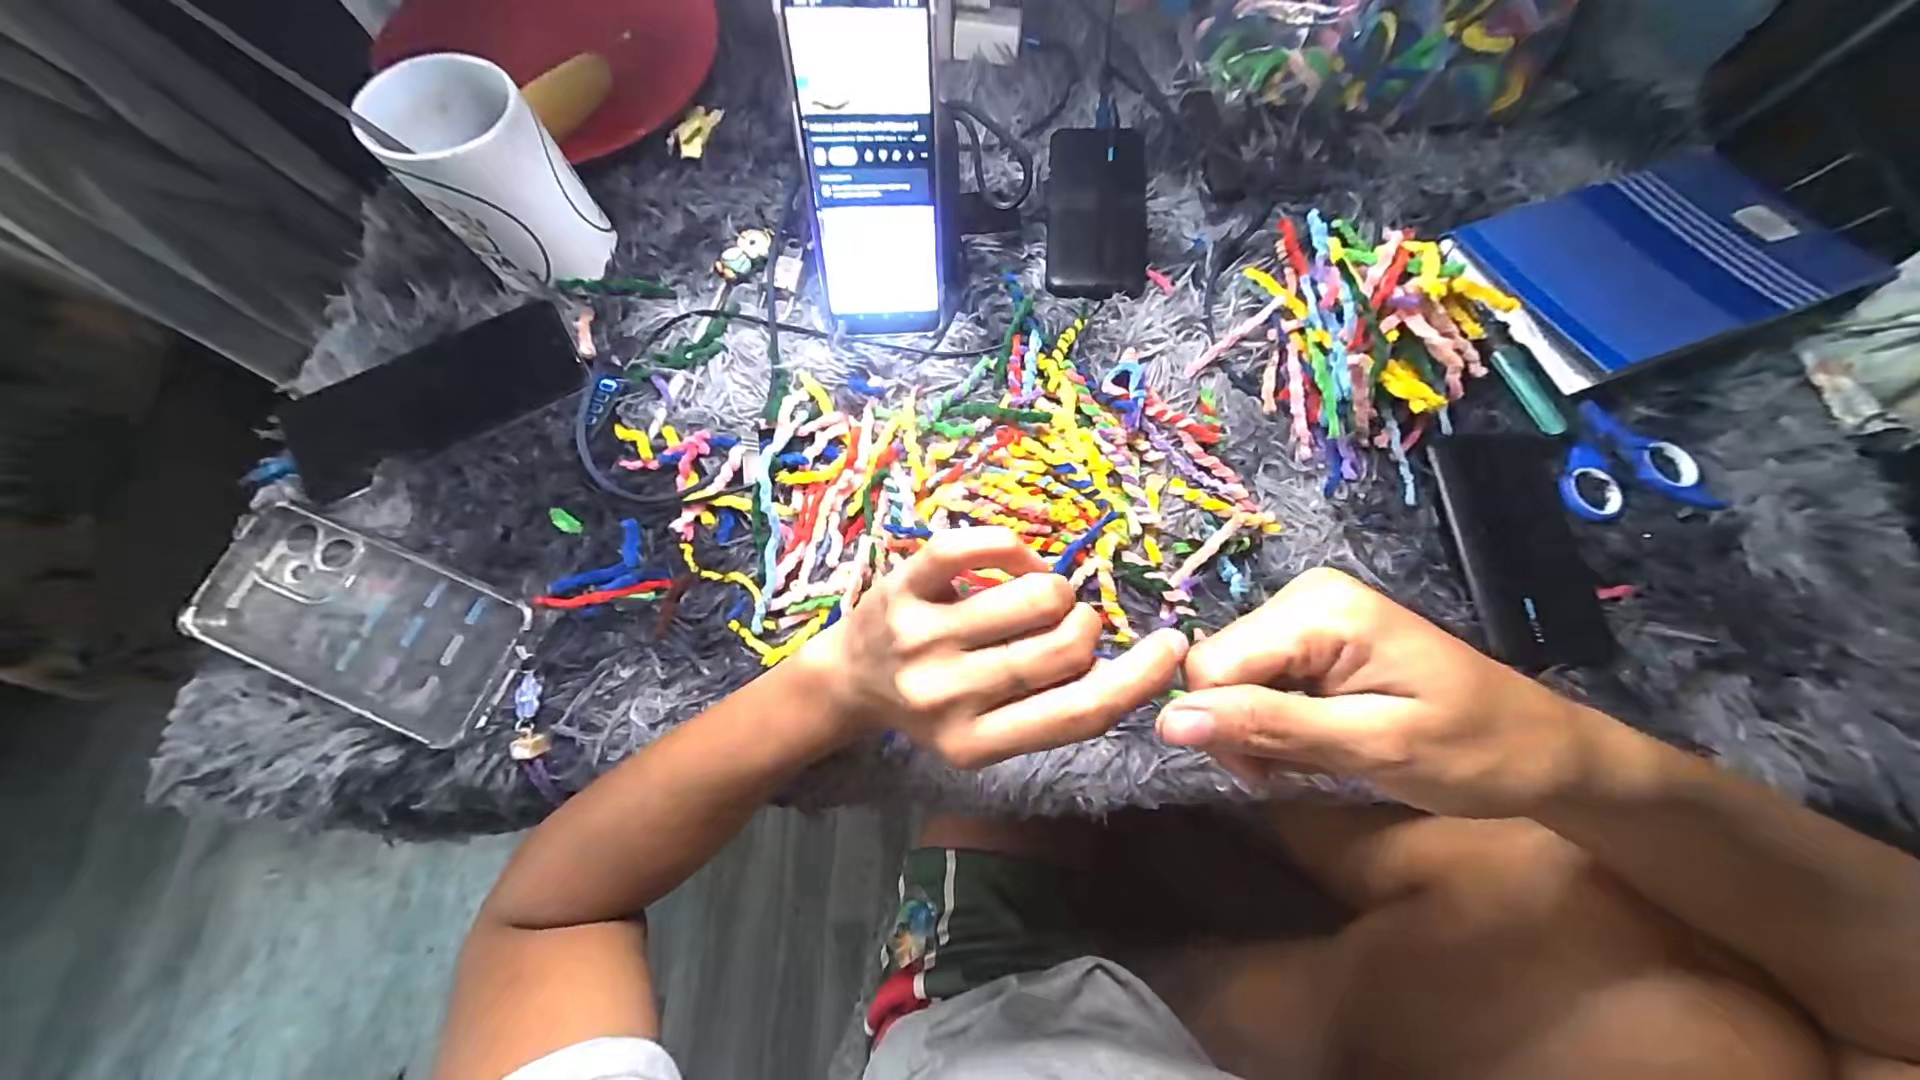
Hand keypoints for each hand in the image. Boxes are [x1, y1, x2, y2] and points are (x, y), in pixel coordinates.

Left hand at [801, 527, 1187, 768]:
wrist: (849, 680)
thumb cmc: (933, 704)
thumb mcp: (988, 730)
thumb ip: (1051, 704)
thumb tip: (1122, 656)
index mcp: (976, 745)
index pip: (1078, 714)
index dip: (1140, 678)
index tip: (1172, 645)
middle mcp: (946, 696)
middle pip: (1065, 647)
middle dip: (1085, 626)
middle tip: (1068, 623)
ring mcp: (920, 637)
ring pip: (1036, 595)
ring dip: (1055, 590)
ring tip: (1037, 597)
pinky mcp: (902, 586)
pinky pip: (981, 545)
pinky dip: (1016, 547)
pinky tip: (1016, 562)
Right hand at [1157, 568, 1604, 818]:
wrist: (1545, 748)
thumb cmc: (1476, 753)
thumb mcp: (1372, 747)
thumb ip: (1268, 726)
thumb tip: (1169, 722)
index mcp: (1320, 610)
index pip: (1211, 664)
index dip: (1220, 724)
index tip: (1266, 772)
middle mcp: (1301, 593)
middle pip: (1215, 664)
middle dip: (1239, 723)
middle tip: (1291, 766)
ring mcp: (1304, 607)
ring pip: (1227, 671)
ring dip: (1254, 722)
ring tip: (1310, 751)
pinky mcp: (1307, 627)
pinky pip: (1252, 671)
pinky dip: (1268, 711)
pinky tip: (1309, 730)